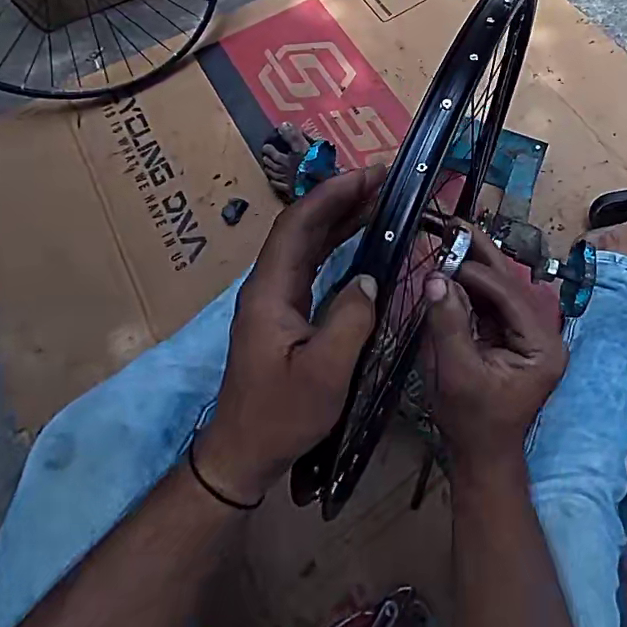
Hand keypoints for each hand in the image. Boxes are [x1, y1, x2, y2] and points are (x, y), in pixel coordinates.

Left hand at [193, 164, 385, 502]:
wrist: (244, 451)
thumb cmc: (281, 415)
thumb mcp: (325, 372)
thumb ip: (350, 321)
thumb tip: (371, 279)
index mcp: (270, 288)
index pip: (298, 224)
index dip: (333, 194)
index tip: (369, 175)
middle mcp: (268, 283)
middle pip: (302, 226)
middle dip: (340, 198)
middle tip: (383, 181)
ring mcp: (274, 296)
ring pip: (307, 243)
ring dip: (339, 219)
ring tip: (379, 200)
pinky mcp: (283, 311)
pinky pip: (312, 265)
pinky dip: (337, 246)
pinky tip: (360, 243)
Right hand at [424, 232, 567, 473]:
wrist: (480, 453)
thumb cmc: (471, 419)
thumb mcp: (456, 372)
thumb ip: (447, 323)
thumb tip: (436, 277)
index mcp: (542, 346)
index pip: (509, 295)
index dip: (476, 273)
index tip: (443, 255)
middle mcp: (542, 334)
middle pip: (511, 283)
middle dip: (482, 253)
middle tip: (456, 223)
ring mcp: (527, 335)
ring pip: (500, 288)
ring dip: (474, 263)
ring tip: (450, 236)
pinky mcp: (510, 336)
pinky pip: (490, 301)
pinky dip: (469, 283)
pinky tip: (451, 265)